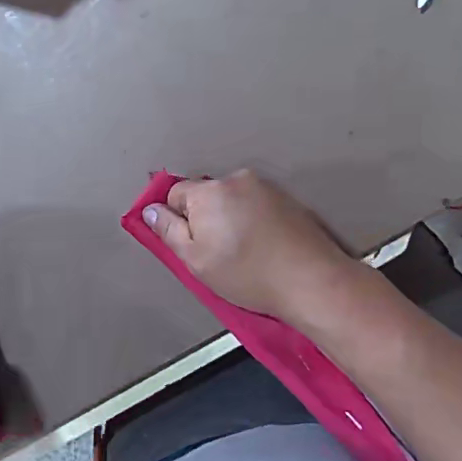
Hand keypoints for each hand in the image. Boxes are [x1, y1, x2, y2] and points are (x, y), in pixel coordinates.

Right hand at [142, 169, 361, 322]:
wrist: (311, 280)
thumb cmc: (249, 274)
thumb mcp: (195, 261)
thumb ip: (168, 231)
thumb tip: (150, 211)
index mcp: (209, 192)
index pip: (175, 193)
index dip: (176, 220)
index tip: (189, 243)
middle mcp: (237, 180)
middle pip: (205, 195)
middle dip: (204, 219)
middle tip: (216, 253)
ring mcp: (265, 187)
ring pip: (231, 200)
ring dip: (230, 220)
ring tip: (243, 253)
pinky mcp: (287, 199)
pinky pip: (255, 205)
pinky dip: (253, 221)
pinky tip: (262, 247)